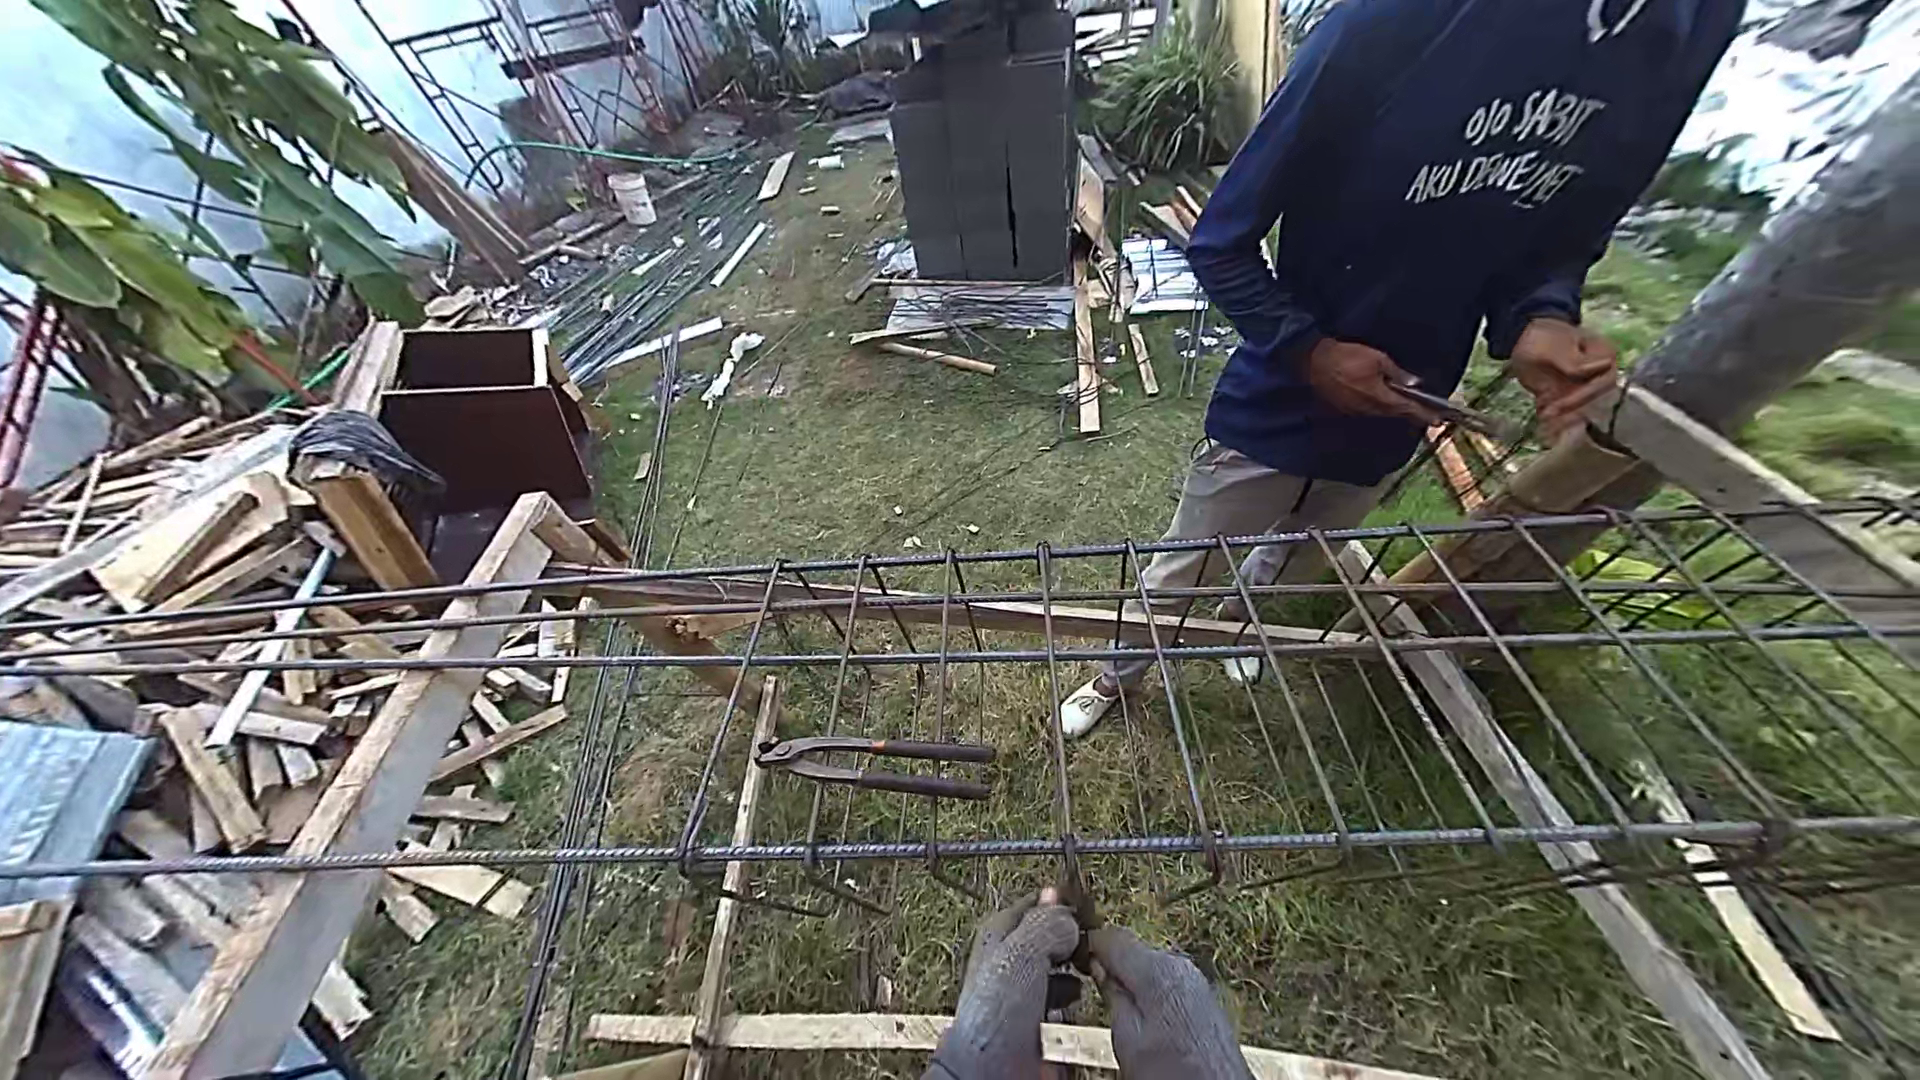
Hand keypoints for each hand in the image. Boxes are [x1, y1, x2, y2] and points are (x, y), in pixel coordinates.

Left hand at [923, 890, 1080, 1079]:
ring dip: (1074, 967)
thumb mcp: (1023, 952)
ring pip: (1057, 967)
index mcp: (999, 932)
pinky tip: (1080, 998)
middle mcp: (1010, 958)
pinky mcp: (1036, 1022)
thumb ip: (1047, 926)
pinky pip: (1061, 1001)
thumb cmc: (994, 1013)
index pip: (1035, 904)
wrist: (991, 1074)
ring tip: (1088, 966)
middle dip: (1070, 936)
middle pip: (1048, 935)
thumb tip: (1068, 914)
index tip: (1084, 907)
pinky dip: (1073, 997)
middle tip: (1091, 938)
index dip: (1059, 904)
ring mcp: (1023, 992)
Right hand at [1088, 927, 1253, 1079]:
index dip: (1091, 945)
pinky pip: (1168, 981)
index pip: (1113, 937)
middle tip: (1099, 991)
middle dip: (1115, 966)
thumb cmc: (1177, 1078)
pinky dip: (1153, 992)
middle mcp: (1178, 965)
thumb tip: (1099, 967)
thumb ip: (1111, 996)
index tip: (1078, 957)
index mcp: (1157, 970)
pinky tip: (1151, 1024)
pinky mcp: (1204, 998)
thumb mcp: (1128, 1042)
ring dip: (1134, 980)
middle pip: (1133, 949)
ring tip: (1126, 1015)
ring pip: (1150, 965)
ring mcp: (1194, 981)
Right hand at [1303, 338, 1441, 424]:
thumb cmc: (1348, 357)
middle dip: (1410, 415)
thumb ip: (1398, 374)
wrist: (1315, 362)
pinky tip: (1381, 403)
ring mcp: (1353, 409)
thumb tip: (1414, 384)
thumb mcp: (1379, 359)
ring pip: (1379, 413)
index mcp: (1378, 396)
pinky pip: (1366, 411)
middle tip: (1427, 418)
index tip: (1437, 420)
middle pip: (1393, 414)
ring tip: (1406, 410)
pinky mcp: (1343, 407)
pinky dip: (1378, 408)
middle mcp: (1367, 408)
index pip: (1406, 408)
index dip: (1423, 414)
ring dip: (1394, 412)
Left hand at [1510, 318, 1618, 441]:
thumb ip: (1574, 361)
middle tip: (1548, 418)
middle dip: (1572, 411)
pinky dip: (1551, 422)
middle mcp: (1595, 374)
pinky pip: (1558, 410)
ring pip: (1576, 408)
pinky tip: (1543, 434)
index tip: (1559, 403)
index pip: (1603, 381)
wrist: (1522, 337)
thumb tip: (1600, 367)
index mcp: (1603, 357)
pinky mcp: (1558, 394)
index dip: (1584, 395)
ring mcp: (1576, 385)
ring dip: (1564, 421)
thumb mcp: (1554, 347)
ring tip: (1546, 431)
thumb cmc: (1543, 337)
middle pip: (1592, 399)